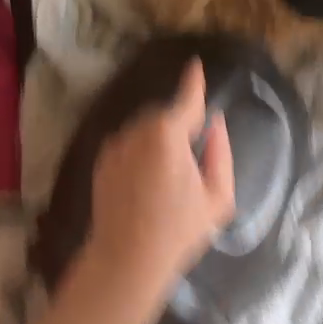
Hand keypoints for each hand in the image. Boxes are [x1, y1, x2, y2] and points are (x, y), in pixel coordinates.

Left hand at [83, 59, 235, 296]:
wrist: (126, 258)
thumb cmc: (178, 230)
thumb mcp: (217, 198)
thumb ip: (220, 153)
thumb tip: (215, 125)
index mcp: (167, 135)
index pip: (186, 99)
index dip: (194, 82)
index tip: (195, 65)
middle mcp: (137, 132)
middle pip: (164, 116)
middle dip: (179, 127)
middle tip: (192, 159)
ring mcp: (116, 146)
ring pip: (145, 130)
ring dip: (158, 140)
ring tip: (168, 178)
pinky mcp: (102, 161)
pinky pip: (129, 146)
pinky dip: (141, 152)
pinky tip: (147, 183)